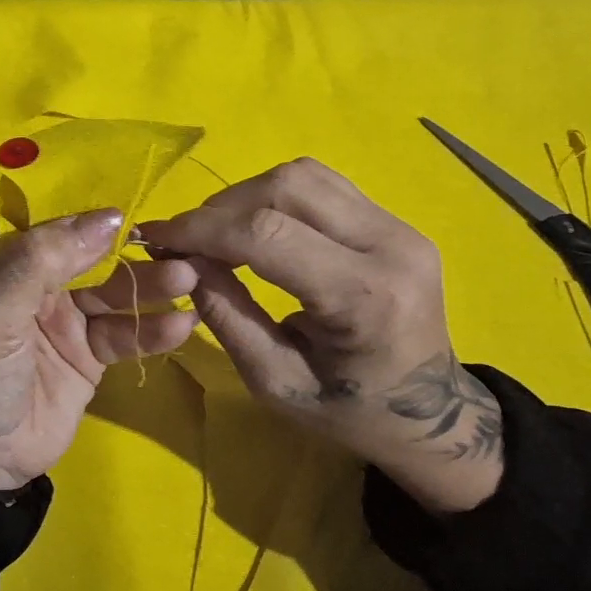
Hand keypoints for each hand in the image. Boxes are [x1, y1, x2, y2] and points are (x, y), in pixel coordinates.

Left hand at [0, 210, 199, 491]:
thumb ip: (42, 260)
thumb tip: (108, 219)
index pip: (44, 222)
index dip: (85, 214)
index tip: (130, 210)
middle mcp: (29, 279)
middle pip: (87, 252)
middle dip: (129, 249)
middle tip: (174, 245)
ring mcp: (62, 316)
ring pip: (112, 289)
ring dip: (149, 283)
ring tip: (187, 278)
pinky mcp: (87, 353)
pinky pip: (124, 332)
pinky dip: (152, 328)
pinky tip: (181, 323)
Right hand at [138, 159, 504, 513]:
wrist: (432, 415)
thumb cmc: (350, 411)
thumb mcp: (275, 382)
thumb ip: (227, 316)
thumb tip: (184, 260)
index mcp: (365, 299)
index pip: (268, 235)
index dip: (203, 229)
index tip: (158, 238)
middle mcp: (390, 247)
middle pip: (287, 188)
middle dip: (222, 208)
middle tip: (187, 240)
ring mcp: (400, 227)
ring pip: (304, 175)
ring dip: (247, 195)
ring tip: (219, 233)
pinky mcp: (397, 220)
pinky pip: (323, 185)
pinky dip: (276, 196)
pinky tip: (257, 227)